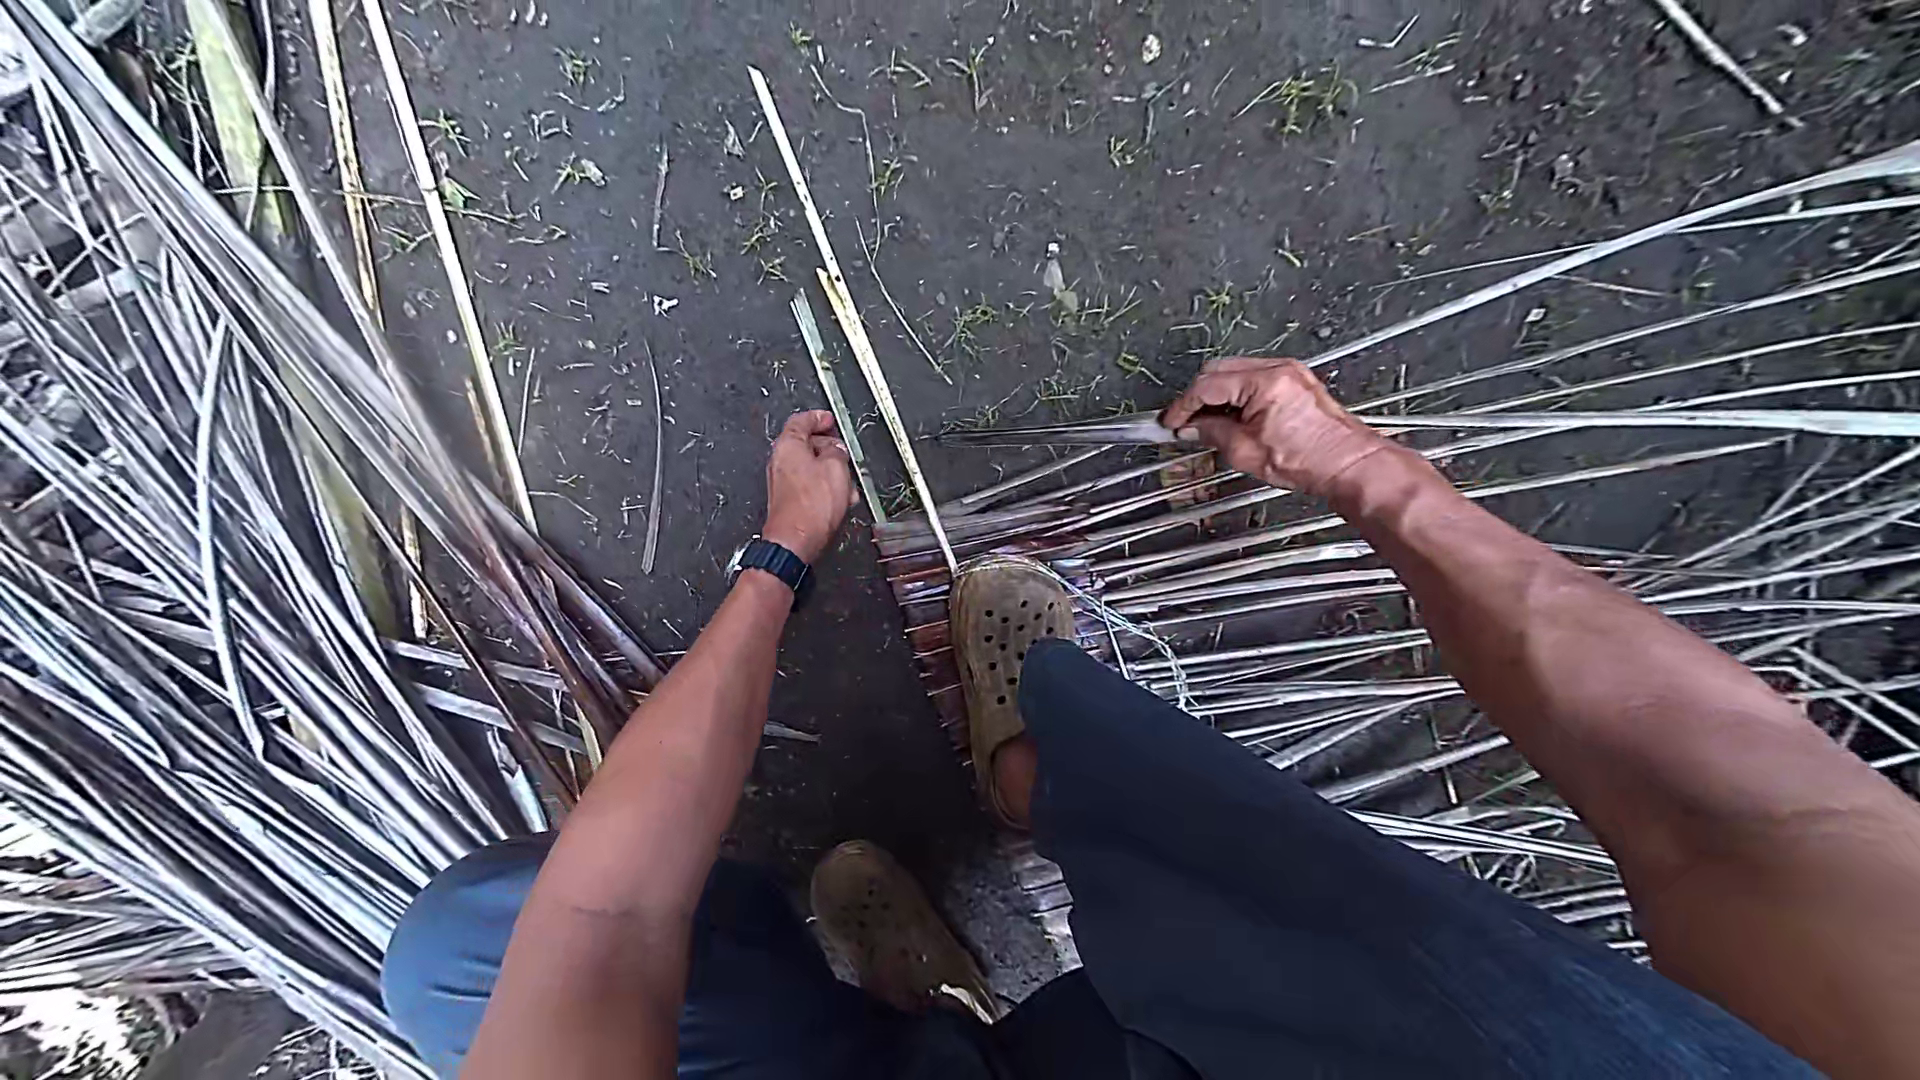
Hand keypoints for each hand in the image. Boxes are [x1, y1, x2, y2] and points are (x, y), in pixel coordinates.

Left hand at [761, 410, 856, 563]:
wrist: (797, 540)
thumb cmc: (810, 507)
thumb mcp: (837, 468)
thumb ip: (838, 451)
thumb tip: (838, 450)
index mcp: (788, 446)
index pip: (801, 420)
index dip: (818, 417)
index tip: (829, 418)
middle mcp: (781, 462)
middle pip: (806, 444)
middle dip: (828, 446)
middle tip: (843, 450)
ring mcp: (783, 482)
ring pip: (810, 466)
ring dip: (830, 470)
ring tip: (847, 480)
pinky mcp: (789, 499)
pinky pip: (809, 485)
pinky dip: (825, 486)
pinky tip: (840, 497)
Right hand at [1159, 357, 1395, 498]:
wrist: (1347, 464)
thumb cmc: (1308, 459)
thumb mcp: (1244, 451)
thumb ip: (1210, 432)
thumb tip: (1190, 427)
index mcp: (1263, 382)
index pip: (1207, 386)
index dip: (1182, 405)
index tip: (1170, 421)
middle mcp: (1277, 370)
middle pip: (1218, 371)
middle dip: (1196, 396)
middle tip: (1183, 421)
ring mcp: (1288, 373)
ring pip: (1234, 372)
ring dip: (1214, 395)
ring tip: (1204, 422)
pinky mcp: (1294, 382)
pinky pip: (1252, 378)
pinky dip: (1233, 394)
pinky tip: (1227, 416)